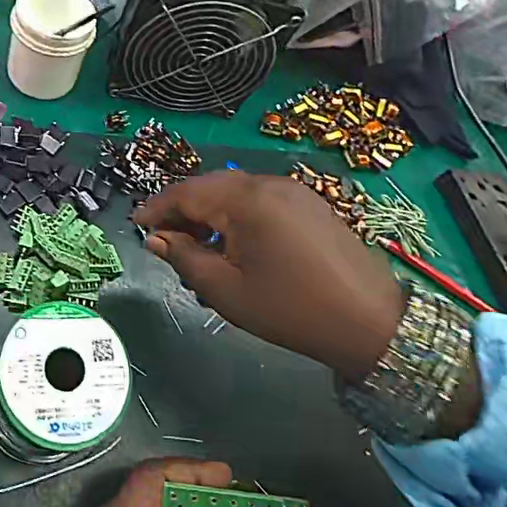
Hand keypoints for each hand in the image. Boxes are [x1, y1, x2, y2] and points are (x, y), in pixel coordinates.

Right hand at [134, 172, 405, 380]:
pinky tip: (231, 244)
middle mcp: (269, 184)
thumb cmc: (289, 309)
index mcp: (246, 200)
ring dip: (208, 214)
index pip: (186, 192)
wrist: (371, 322)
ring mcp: (294, 191)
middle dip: (182, 210)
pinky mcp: (310, 204)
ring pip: (235, 193)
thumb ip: (184, 257)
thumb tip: (156, 239)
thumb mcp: (225, 289)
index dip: (157, 208)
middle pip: (210, 187)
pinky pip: (259, 201)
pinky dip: (235, 216)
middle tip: (162, 240)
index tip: (136, 226)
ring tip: (195, 247)